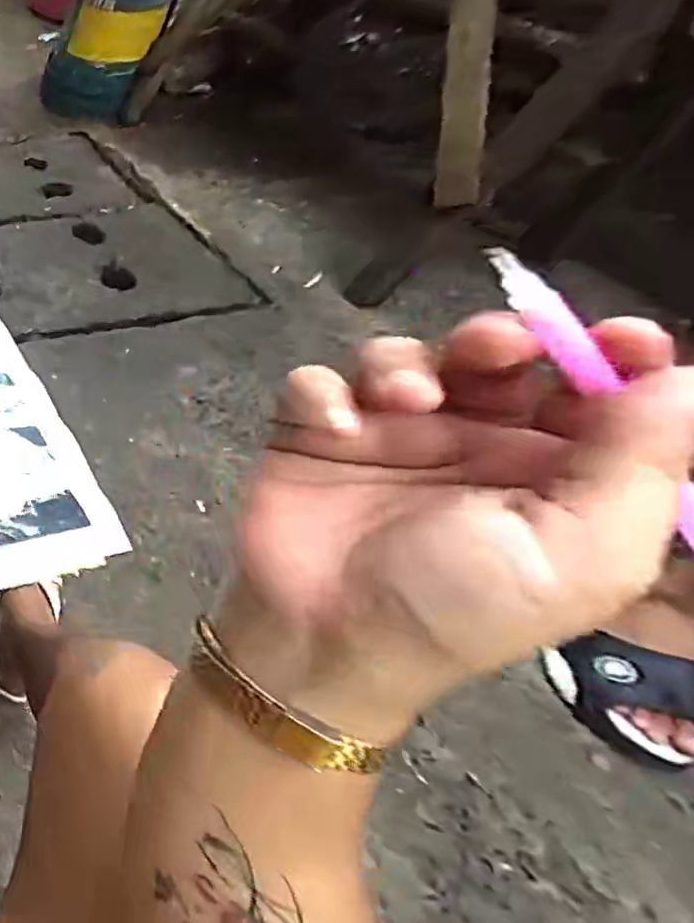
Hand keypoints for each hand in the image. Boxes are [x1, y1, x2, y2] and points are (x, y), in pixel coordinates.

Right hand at [219, 312, 693, 741]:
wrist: (327, 628)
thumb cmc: (460, 602)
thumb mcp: (577, 552)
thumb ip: (635, 467)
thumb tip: (681, 379)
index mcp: (551, 472)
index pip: (592, 397)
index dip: (612, 359)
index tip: (618, 339)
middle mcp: (468, 442)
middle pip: (486, 362)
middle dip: (493, 341)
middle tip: (490, 346)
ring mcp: (382, 434)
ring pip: (398, 361)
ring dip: (400, 363)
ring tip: (400, 398)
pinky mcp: (310, 434)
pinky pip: (313, 385)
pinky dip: (321, 391)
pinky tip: (332, 424)